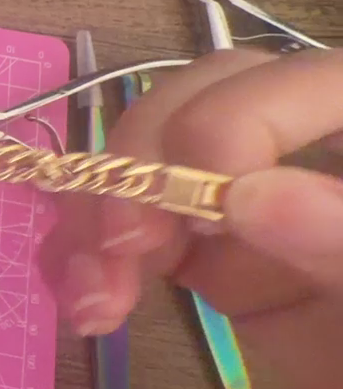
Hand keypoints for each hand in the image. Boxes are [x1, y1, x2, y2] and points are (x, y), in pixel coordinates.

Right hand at [42, 49, 342, 388]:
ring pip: (132, 166)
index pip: (293, 82)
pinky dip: (79, 259)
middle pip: (188, 107)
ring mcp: (252, 203)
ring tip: (94, 302)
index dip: (226, 124)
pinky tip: (86, 306)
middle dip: (133, 174)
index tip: (199, 214)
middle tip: (120, 249)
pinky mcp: (206, 252)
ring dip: (89, 228)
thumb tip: (245, 193)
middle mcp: (309, 154)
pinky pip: (115, 226)